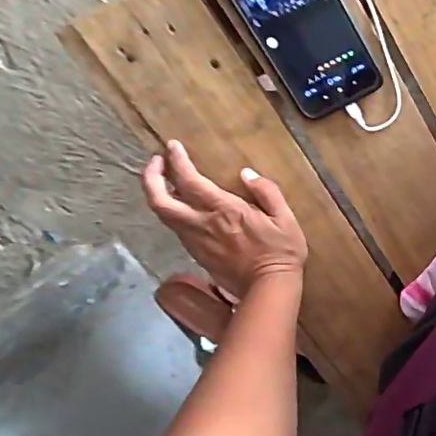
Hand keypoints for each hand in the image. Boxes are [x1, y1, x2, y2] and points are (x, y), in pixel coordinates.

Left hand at [142, 140, 307, 297]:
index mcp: (224, 210)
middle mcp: (202, 224)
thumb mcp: (285, 218)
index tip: (172, 146)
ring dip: (159, 194)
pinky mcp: (197, 254)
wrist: (269, 288)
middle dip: (150, 178)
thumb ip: (267, 192)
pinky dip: (172, 212)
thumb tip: (247, 174)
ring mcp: (196, 241)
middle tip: (155, 162)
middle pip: (160, 201)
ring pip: (164, 216)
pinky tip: (182, 207)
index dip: (176, 161)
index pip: (189, 181)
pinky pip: (177, 228)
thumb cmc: (281, 251)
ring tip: (166, 181)